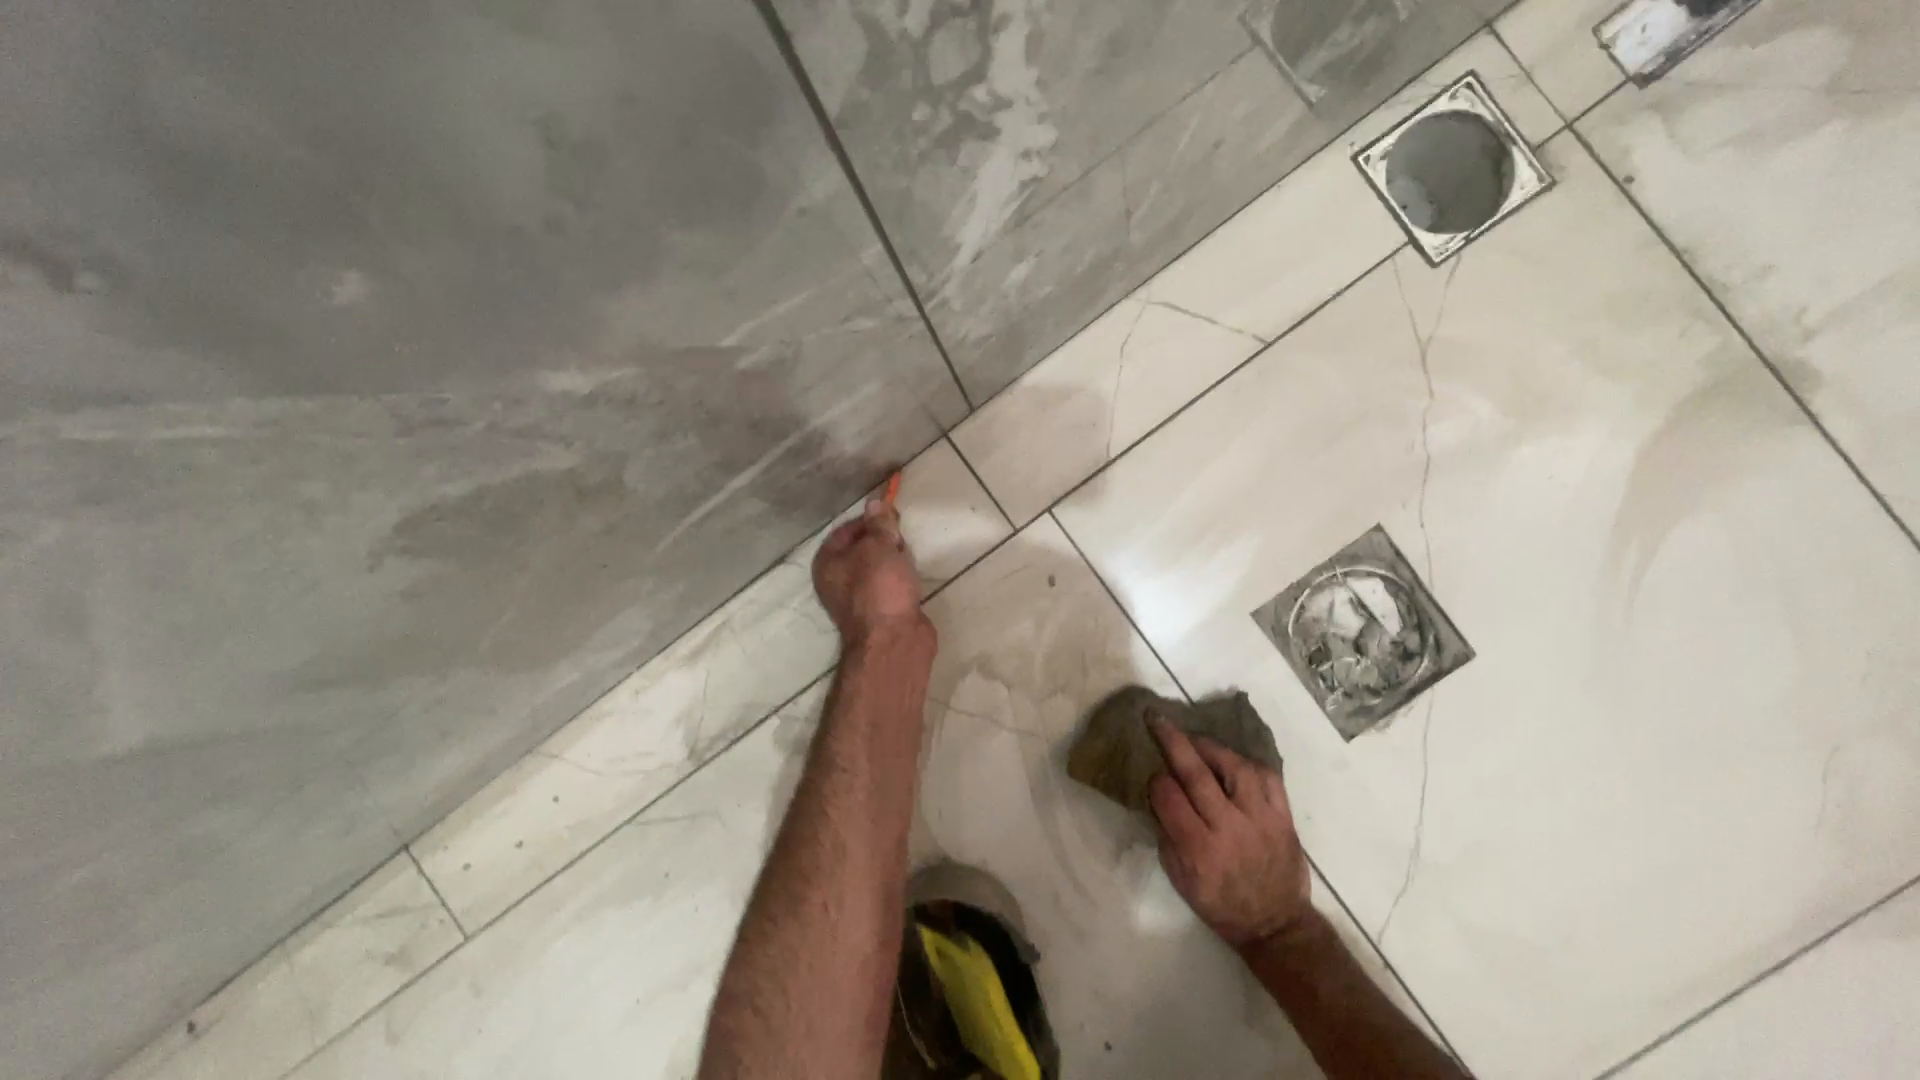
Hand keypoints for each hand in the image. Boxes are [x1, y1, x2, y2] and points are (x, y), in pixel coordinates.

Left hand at [812, 498, 931, 647]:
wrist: (894, 639)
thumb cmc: (879, 587)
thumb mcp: (879, 546)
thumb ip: (879, 524)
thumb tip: (875, 503)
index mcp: (827, 564)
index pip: (845, 530)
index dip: (868, 519)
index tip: (892, 516)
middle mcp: (837, 581)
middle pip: (861, 549)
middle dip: (883, 540)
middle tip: (902, 536)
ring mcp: (859, 599)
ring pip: (877, 568)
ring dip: (894, 559)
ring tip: (910, 553)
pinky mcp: (881, 611)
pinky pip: (890, 585)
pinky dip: (902, 578)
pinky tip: (914, 575)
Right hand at [1148, 716, 1311, 950]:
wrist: (1275, 923)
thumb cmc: (1220, 904)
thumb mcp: (1180, 879)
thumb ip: (1167, 836)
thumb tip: (1158, 797)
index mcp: (1198, 850)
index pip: (1169, 797)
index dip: (1156, 781)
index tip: (1152, 776)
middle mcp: (1229, 828)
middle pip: (1197, 774)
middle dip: (1173, 741)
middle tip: (1158, 719)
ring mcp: (1260, 819)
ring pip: (1234, 767)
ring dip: (1210, 747)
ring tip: (1194, 739)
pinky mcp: (1283, 816)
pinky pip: (1267, 777)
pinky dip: (1247, 763)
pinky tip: (1231, 759)